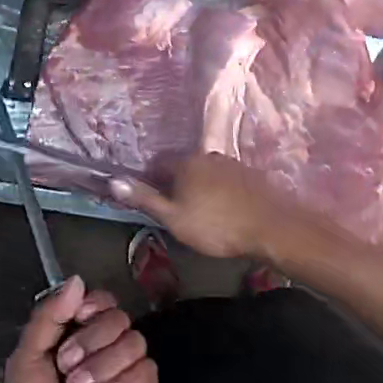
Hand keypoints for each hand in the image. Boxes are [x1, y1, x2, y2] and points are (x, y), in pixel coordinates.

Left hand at [0, 278, 157, 382]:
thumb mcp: (24, 367)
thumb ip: (48, 319)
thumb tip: (77, 278)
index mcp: (71, 342)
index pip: (99, 303)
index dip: (93, 308)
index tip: (79, 322)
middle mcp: (100, 354)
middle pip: (119, 319)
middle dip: (94, 342)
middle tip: (70, 372)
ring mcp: (124, 376)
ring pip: (136, 343)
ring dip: (107, 367)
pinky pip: (149, 372)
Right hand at [110, 153, 300, 258]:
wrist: (269, 227)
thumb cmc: (216, 225)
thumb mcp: (173, 218)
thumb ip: (144, 198)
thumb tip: (113, 180)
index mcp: (187, 162)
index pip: (159, 163)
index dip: (151, 181)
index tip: (151, 201)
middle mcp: (210, 155)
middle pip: (184, 166)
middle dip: (177, 184)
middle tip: (175, 211)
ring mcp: (234, 163)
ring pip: (207, 173)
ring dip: (200, 188)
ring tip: (201, 213)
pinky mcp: (251, 175)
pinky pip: (227, 180)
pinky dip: (221, 191)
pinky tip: (225, 210)